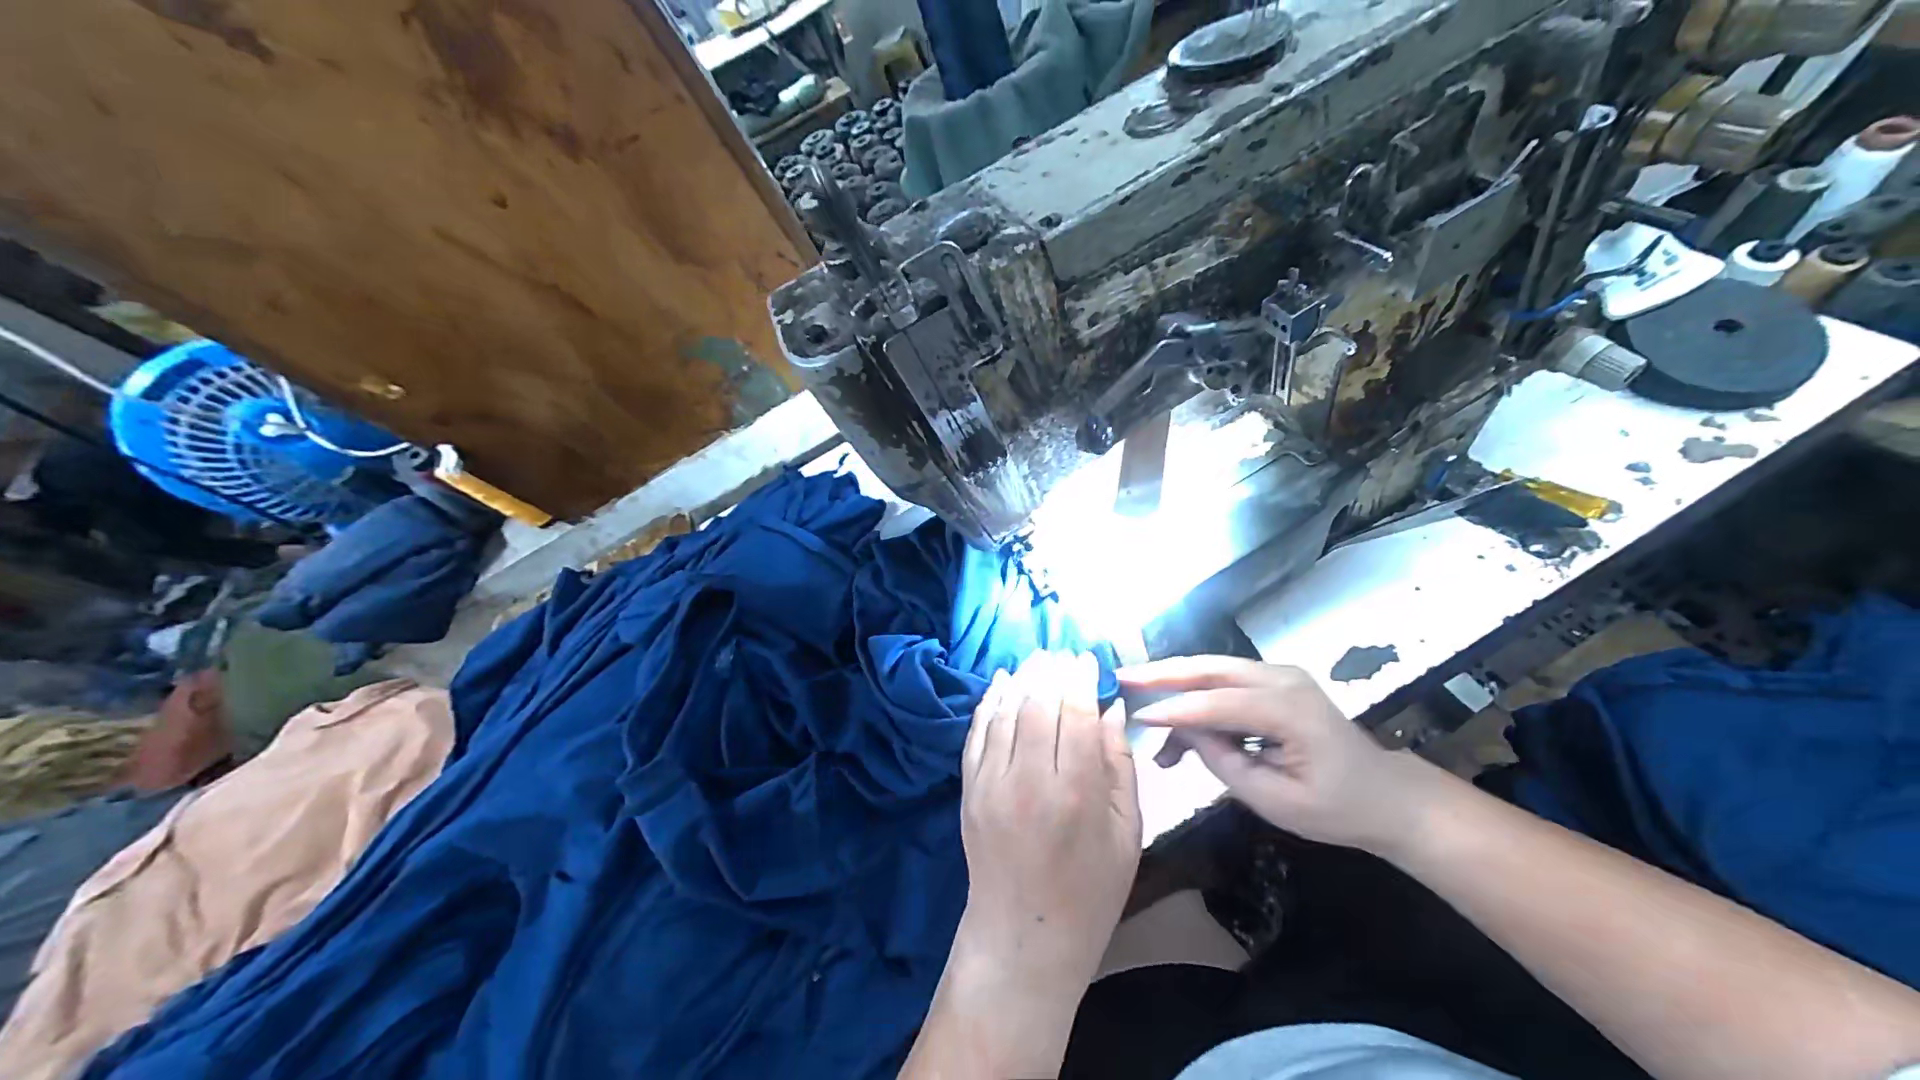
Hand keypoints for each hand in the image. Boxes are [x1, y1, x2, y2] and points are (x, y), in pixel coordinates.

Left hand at [957, 650, 1140, 984]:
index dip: (1080, 678)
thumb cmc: (1090, 890)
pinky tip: (1002, 684)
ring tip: (1037, 660)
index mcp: (1075, 791)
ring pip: (1004, 711)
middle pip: (1037, 703)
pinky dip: (990, 703)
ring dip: (1021, 679)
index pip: (1075, 712)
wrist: (1024, 935)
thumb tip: (1110, 709)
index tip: (1086, 658)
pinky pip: (977, 733)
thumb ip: (1120, 766)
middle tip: (1062, 653)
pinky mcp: (968, 790)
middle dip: (1051, 671)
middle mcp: (1027, 779)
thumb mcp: (1126, 833)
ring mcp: (990, 783)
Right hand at [1119, 656, 1441, 852]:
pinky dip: (1195, 695)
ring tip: (1140, 706)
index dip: (1173, 709)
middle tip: (1120, 677)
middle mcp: (1282, 678)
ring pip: (1212, 669)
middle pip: (1209, 668)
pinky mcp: (1274, 681)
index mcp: (1290, 709)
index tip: (1134, 715)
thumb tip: (1183, 733)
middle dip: (1162, 673)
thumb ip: (1224, 763)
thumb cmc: (1336, 808)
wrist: (1388, 796)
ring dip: (1174, 684)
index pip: (1217, 703)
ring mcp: (1279, 675)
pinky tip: (1177, 725)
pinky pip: (1224, 680)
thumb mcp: (1275, 800)